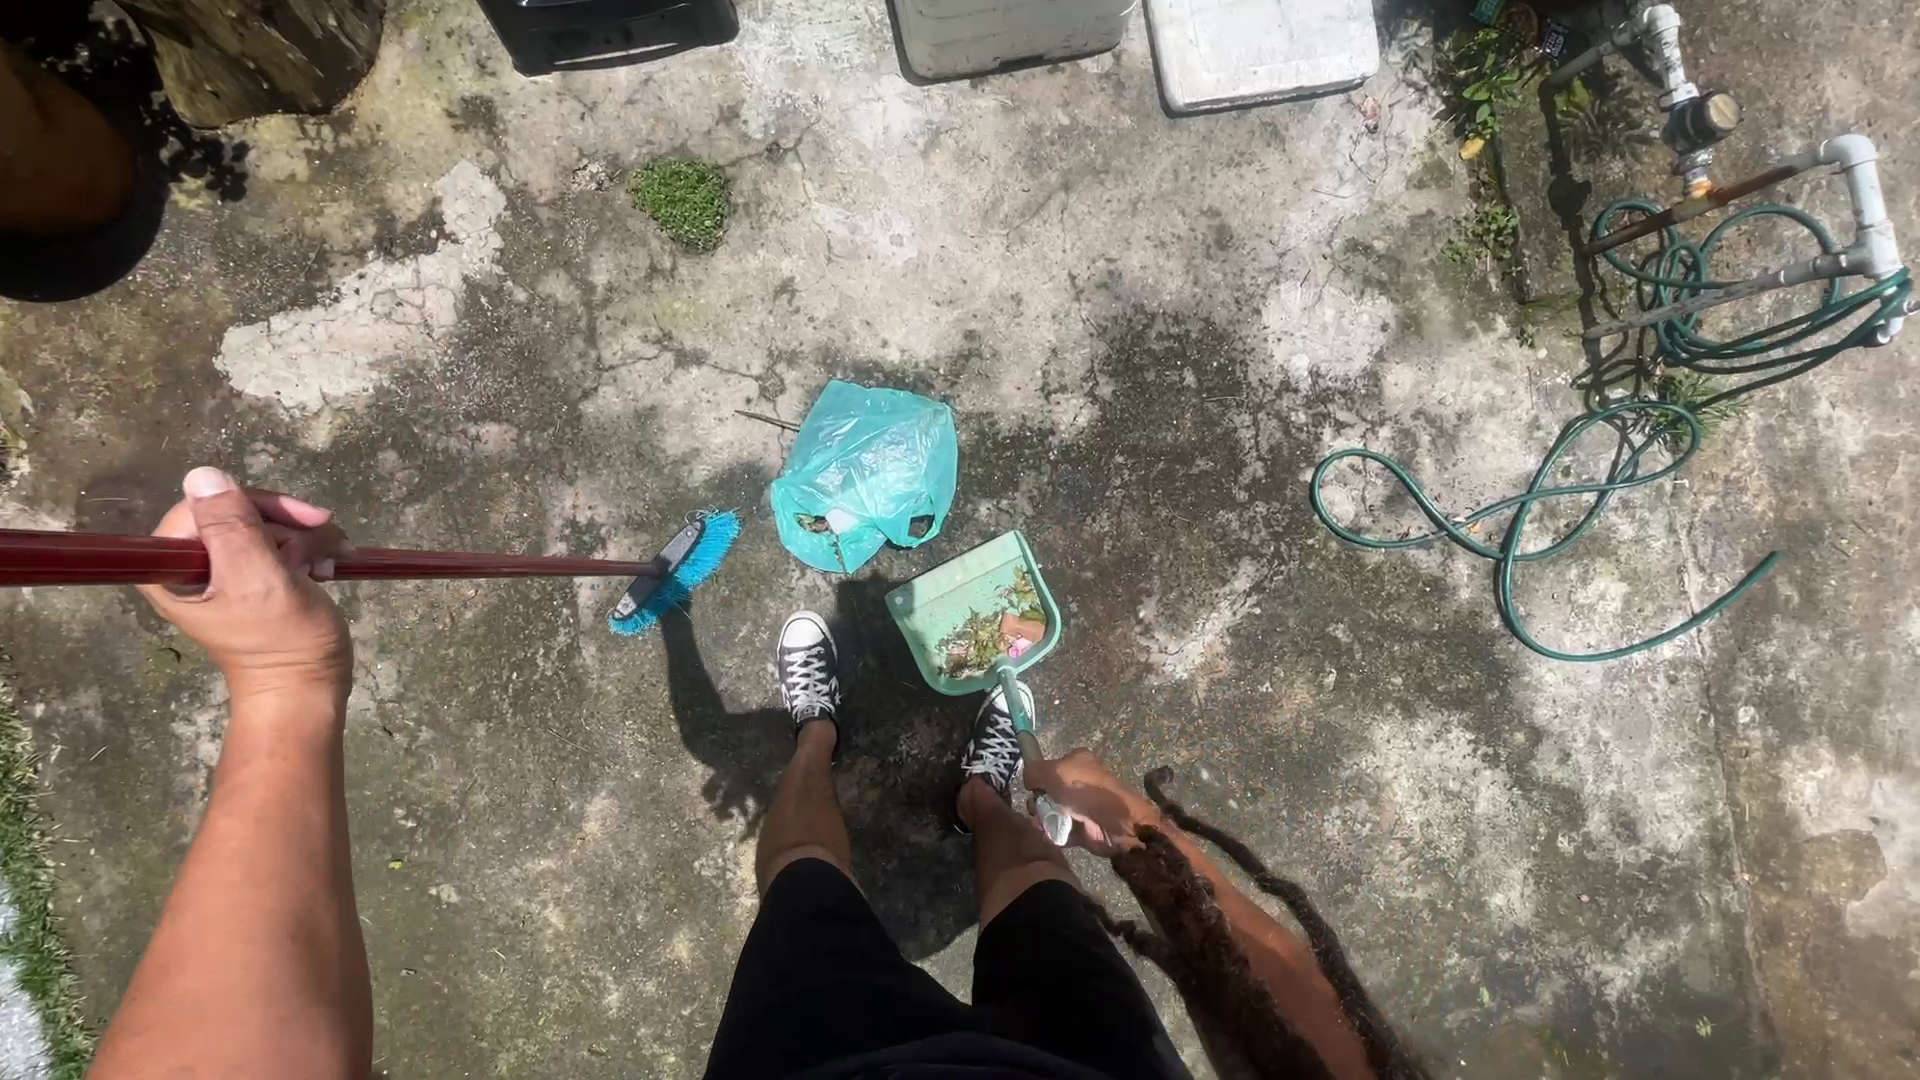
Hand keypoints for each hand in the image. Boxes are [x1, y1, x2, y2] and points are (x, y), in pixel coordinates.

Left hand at [136, 468, 352, 705]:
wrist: (308, 685)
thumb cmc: (283, 641)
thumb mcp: (261, 581)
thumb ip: (234, 530)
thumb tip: (205, 473)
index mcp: (173, 566)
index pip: (206, 507)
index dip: (259, 505)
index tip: (310, 519)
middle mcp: (191, 565)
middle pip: (240, 515)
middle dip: (290, 526)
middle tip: (323, 549)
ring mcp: (225, 573)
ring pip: (266, 528)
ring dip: (308, 539)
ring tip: (328, 564)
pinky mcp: (256, 579)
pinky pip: (280, 546)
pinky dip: (310, 551)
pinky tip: (327, 567)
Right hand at [1022, 749, 1160, 855]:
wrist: (1113, 822)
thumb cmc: (1083, 789)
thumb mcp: (1053, 771)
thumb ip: (1033, 771)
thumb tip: (1027, 779)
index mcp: (1076, 761)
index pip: (1050, 767)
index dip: (1039, 778)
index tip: (1031, 788)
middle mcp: (1078, 782)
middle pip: (1047, 791)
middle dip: (1038, 802)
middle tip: (1036, 809)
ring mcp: (1080, 806)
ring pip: (1051, 812)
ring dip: (1043, 819)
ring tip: (1042, 824)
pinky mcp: (1082, 827)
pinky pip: (1060, 830)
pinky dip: (1053, 833)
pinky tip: (1048, 835)